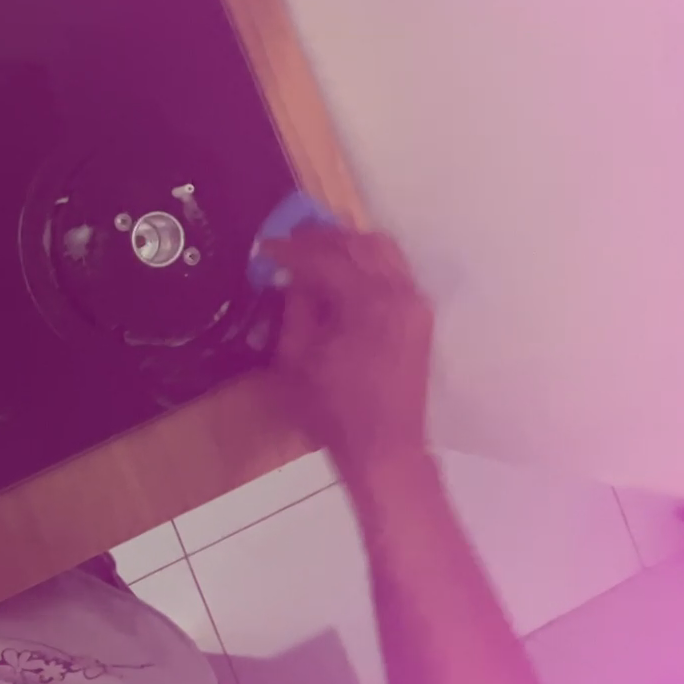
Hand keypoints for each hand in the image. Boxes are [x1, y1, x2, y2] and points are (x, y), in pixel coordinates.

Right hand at [265, 225, 433, 470]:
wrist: (383, 446)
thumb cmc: (330, 408)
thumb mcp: (296, 357)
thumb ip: (297, 309)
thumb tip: (294, 278)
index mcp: (367, 304)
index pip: (325, 259)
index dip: (291, 250)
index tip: (265, 247)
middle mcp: (399, 294)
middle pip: (360, 243)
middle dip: (321, 237)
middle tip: (288, 240)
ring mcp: (414, 303)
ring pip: (382, 250)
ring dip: (345, 244)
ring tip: (312, 249)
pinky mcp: (418, 315)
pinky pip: (392, 270)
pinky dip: (364, 261)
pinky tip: (340, 271)